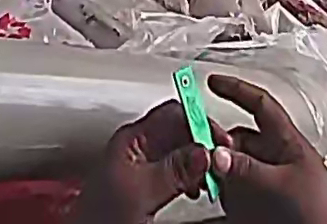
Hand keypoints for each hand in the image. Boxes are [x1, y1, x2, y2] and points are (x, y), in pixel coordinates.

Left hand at [73, 100, 211, 223]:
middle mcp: (138, 148)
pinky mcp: (148, 188)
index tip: (221, 140)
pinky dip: (193, 176)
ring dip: (200, 160)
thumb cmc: (101, 217)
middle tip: (224, 160)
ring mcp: (143, 168)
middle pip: (177, 131)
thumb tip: (203, 150)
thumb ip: (172, 169)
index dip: (198, 122)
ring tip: (214, 176)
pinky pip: (177, 171)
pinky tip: (199, 188)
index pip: (171, 114)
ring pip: (179, 151)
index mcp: (132, 138)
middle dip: (202, 141)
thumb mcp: (141, 190)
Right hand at [207, 75, 326, 223]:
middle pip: (241, 138)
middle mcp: (279, 158)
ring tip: (215, 179)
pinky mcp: (268, 206)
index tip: (213, 82)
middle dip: (222, 144)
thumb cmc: (325, 216)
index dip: (236, 89)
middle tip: (206, 149)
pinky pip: (241, 190)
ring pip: (238, 165)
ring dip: (224, 171)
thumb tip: (217, 154)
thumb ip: (247, 167)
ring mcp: (273, 182)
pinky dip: (230, 192)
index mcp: (287, 142)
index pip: (259, 104)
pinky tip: (228, 199)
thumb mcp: (281, 184)